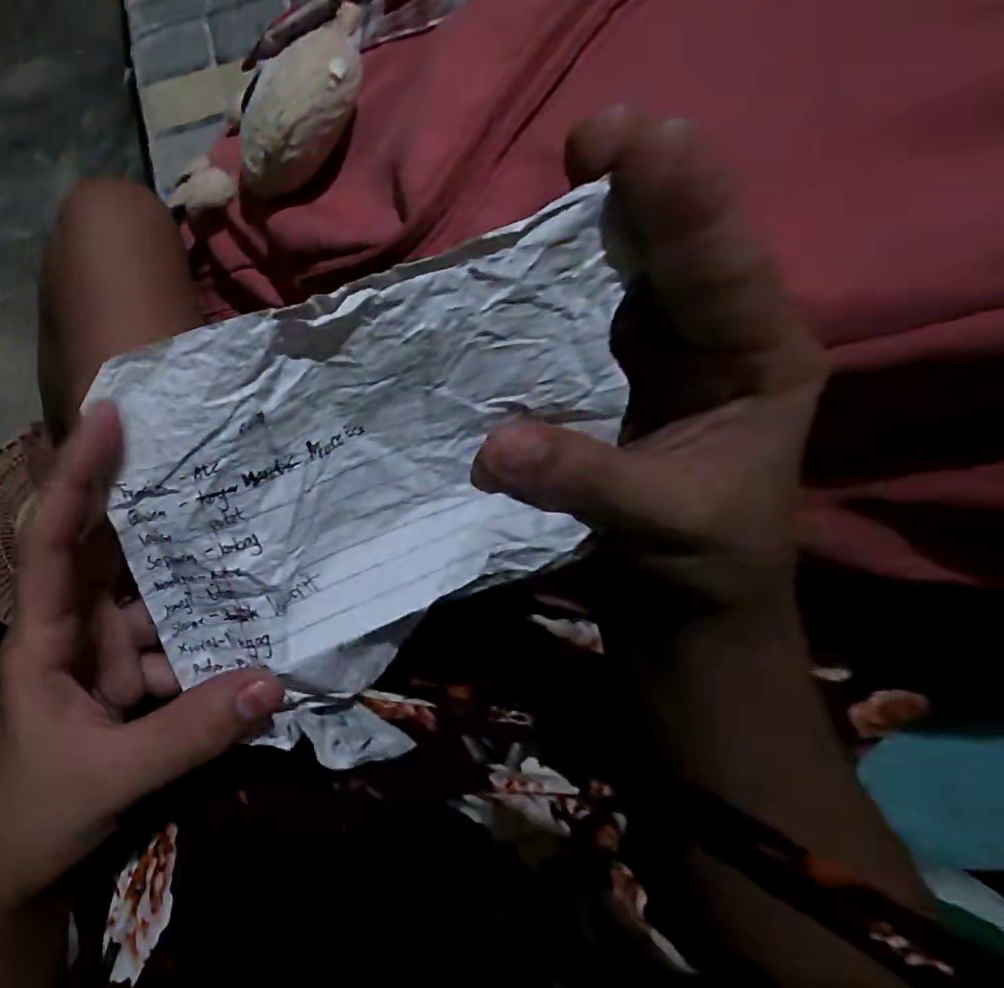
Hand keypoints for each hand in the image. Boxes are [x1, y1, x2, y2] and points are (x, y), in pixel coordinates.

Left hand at [0, 402, 286, 919]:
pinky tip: (250, 634)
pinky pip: (170, 652)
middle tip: (193, 450)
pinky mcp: (124, 689)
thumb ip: (189, 734)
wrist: (22, 870)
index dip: (75, 478)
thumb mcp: (112, 775)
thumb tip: (270, 684)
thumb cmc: (40, 814)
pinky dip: (205, 646)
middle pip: (104, 554)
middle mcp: (69, 632)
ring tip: (247, 537)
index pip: (54, 542)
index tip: (103, 417)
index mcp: (40, 636)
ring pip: (148, 604)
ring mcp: (99, 658)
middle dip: (143, 505)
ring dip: (191, 583)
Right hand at [471, 108, 828, 615]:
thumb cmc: (698, 556)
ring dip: (577, 233)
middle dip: (637, 187)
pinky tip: (502, 274)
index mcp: (754, 361)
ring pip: (612, 281)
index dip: (682, 200)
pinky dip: (530, 299)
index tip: (636, 140)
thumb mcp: (662, 522)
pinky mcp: (585, 384)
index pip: (722, 268)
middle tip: (594, 133)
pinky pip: (558, 330)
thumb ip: (585, 479)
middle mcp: (700, 342)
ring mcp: (639, 360)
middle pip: (672, 249)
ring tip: (553, 178)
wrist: (673, 596)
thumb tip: (491, 443)